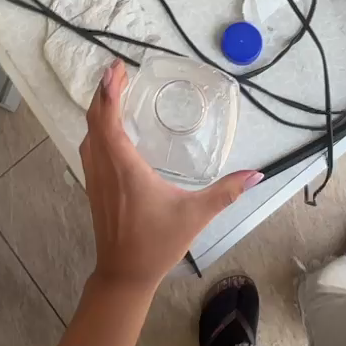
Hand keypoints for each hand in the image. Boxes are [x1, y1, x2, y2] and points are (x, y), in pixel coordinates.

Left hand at [79, 61, 261, 291]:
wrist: (123, 276)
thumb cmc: (157, 244)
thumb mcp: (195, 216)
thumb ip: (226, 192)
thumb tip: (256, 174)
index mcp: (125, 168)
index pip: (109, 120)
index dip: (110, 92)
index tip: (117, 69)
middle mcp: (105, 167)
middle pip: (95, 120)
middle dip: (104, 91)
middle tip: (118, 70)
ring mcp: (95, 177)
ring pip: (89, 132)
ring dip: (98, 108)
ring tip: (113, 91)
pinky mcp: (93, 186)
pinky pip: (89, 146)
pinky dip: (96, 127)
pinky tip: (108, 127)